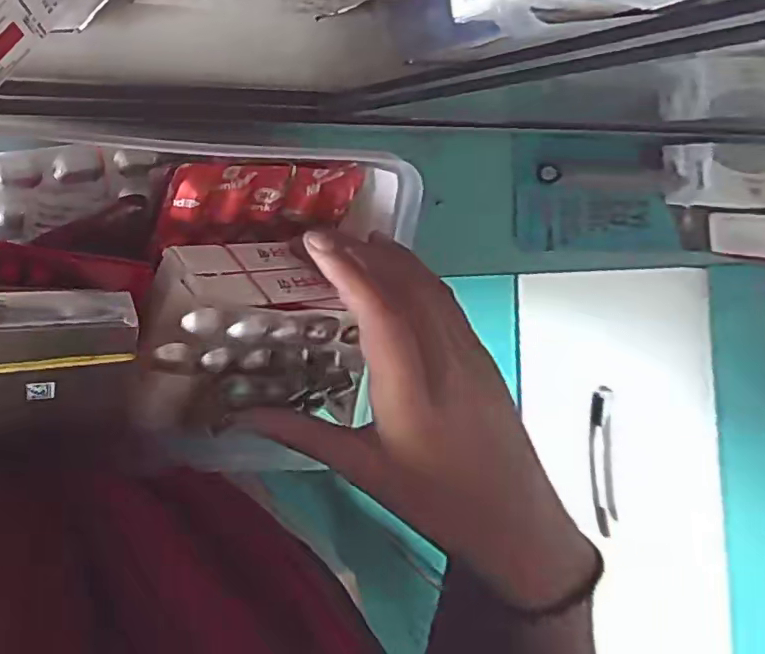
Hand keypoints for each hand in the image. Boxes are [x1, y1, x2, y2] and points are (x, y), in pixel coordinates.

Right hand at [237, 229, 596, 608]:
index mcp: (412, 391)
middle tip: (318, 236)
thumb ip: (303, 433)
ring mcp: (469, 353)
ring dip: (388, 255)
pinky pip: (444, 298)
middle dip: (360, 252)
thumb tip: (244, 413)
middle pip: (404, 287)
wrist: (520, 527)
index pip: (381, 313)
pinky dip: (414, 271)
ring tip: (351, 238)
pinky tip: (395, 265)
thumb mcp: (364, 472)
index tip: (314, 242)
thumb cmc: (436, 501)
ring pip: (428, 286)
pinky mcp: (480, 353)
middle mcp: (445, 361)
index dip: (346, 270)